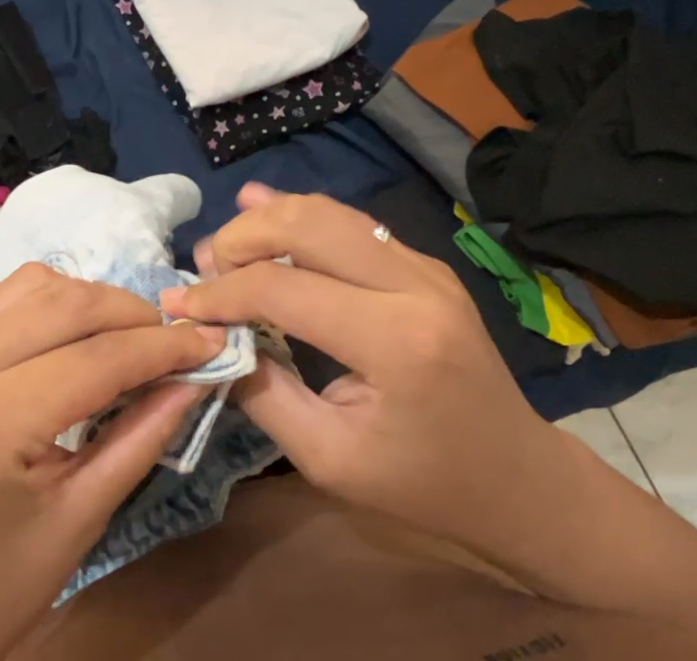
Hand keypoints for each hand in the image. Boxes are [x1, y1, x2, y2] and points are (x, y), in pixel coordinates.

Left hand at [0, 263, 224, 660]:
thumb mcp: (80, 519)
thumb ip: (142, 437)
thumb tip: (196, 377)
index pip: (95, 358)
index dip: (163, 346)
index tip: (214, 343)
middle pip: (62, 304)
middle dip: (130, 312)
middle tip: (176, 341)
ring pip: (28, 288)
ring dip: (89, 300)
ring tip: (130, 336)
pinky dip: (48, 304)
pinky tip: (77, 335)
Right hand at [163, 184, 571, 549]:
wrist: (518, 481)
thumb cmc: (422, 485)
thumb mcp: (328, 458)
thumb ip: (262, 392)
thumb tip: (209, 341)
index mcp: (396, 341)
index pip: (282, 288)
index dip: (219, 294)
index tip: (178, 307)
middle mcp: (416, 285)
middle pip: (307, 224)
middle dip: (241, 237)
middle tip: (204, 270)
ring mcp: (426, 268)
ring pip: (329, 211)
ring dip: (267, 220)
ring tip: (223, 250)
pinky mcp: (425, 266)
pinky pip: (351, 224)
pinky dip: (299, 220)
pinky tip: (260, 211)